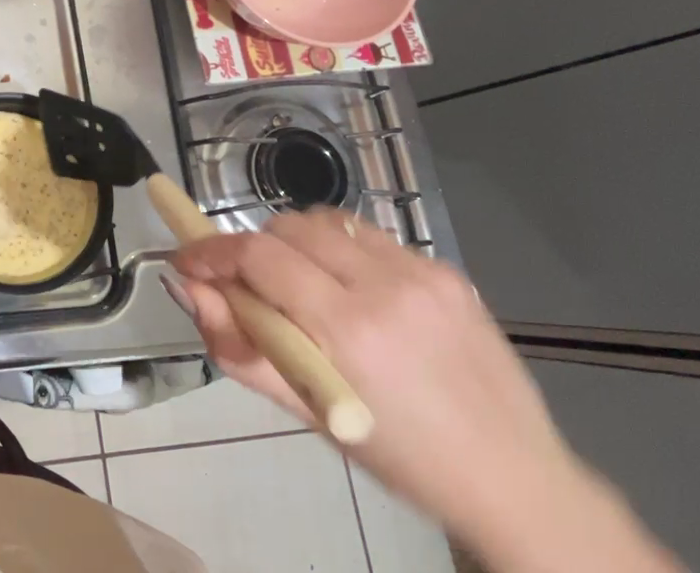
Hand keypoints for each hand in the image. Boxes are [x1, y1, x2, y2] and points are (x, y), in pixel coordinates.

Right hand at [163, 210, 579, 544]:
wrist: (512, 477)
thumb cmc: (398, 458)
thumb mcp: (305, 413)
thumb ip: (238, 346)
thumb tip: (189, 289)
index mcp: (348, 330)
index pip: (258, 255)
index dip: (211, 251)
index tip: (187, 261)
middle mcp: (385, 286)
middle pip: (287, 227)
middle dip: (253, 249)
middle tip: (247, 288)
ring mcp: (423, 273)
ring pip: (327, 222)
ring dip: (295, 243)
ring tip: (298, 286)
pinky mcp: (447, 271)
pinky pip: (369, 238)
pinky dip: (339, 252)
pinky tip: (351, 293)